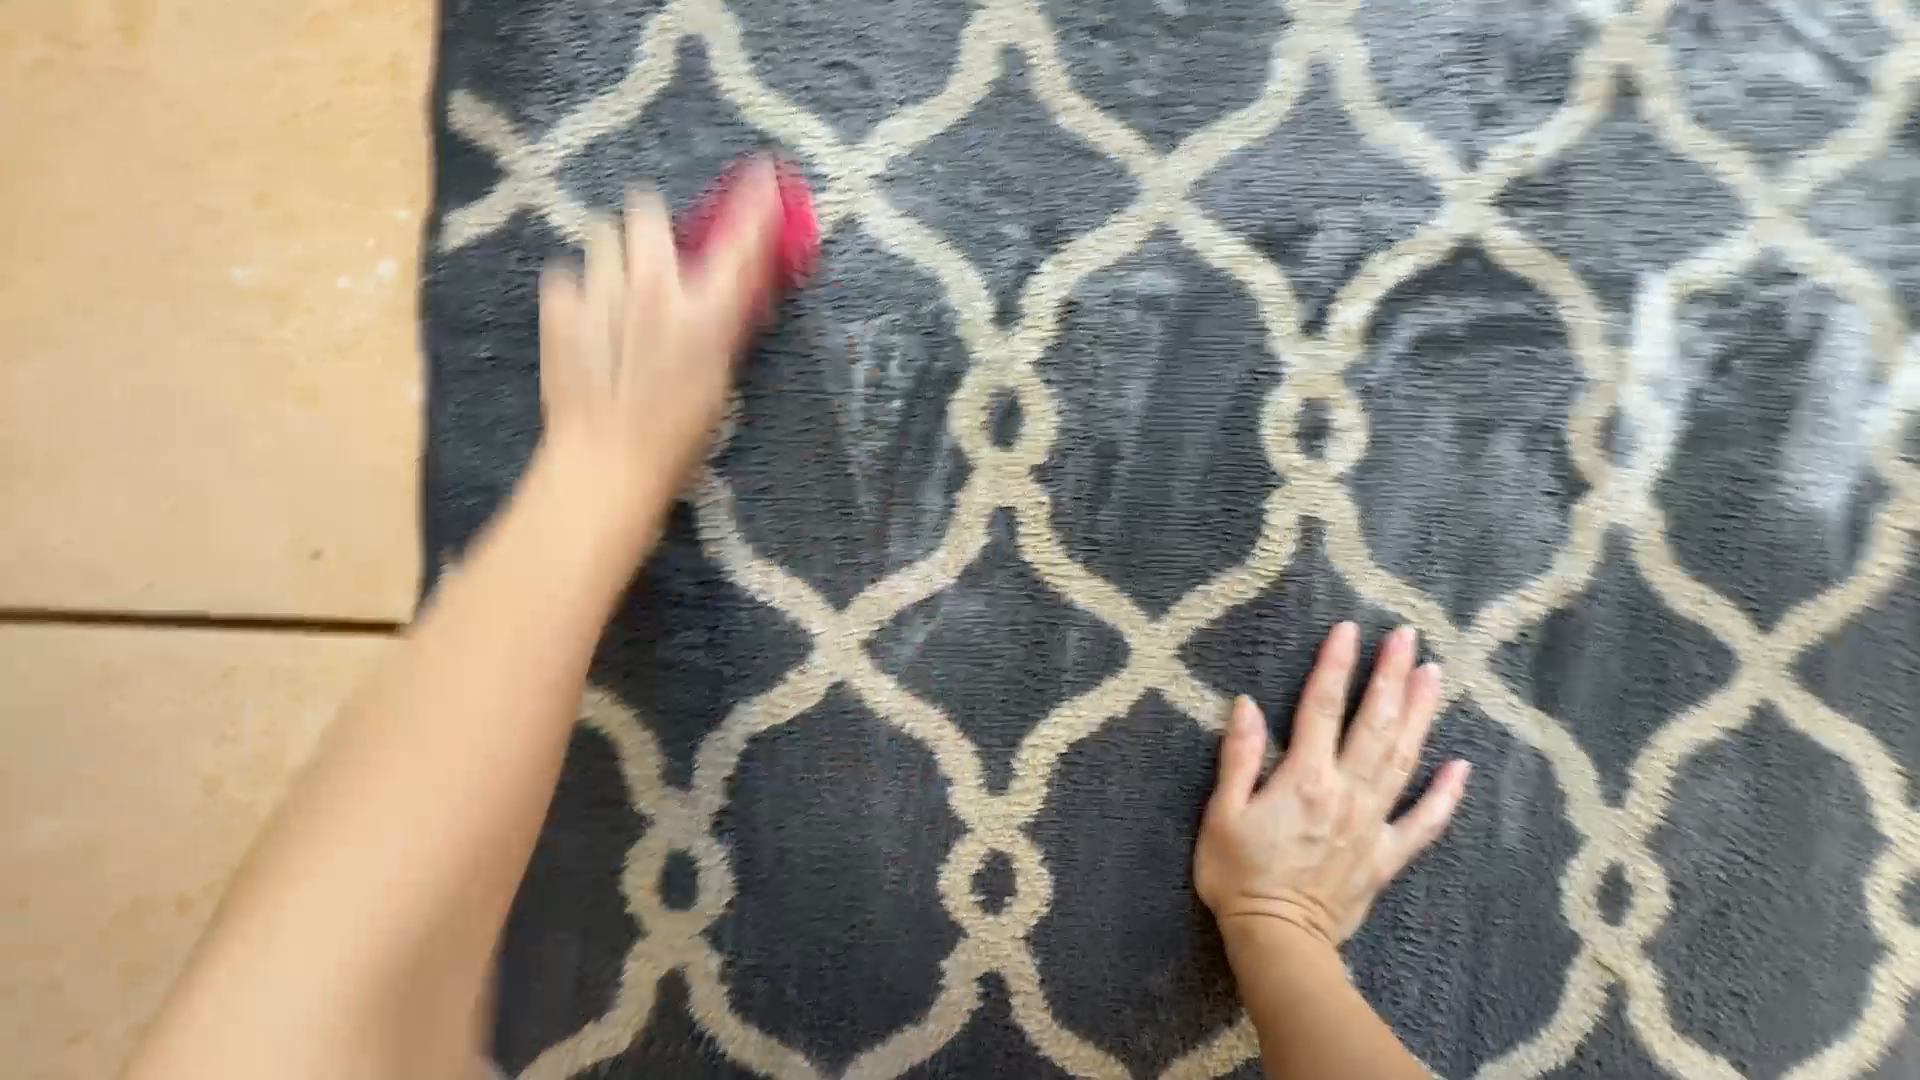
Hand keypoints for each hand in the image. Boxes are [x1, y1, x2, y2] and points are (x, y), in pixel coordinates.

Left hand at [536, 159, 782, 497]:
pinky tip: (590, 327)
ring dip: (615, 259)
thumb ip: (721, 324)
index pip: (739, 245)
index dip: (755, 209)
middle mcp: (652, 289)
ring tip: (618, 299)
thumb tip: (726, 289)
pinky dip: (581, 293)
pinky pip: (569, 276)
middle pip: (645, 211)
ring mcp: (600, 293)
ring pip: (603, 237)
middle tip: (657, 267)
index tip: (765, 181)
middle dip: (652, 231)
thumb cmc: (677, 435)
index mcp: (702, 313)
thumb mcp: (717, 380)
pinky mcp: (558, 307)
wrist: (607, 462)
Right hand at [1194, 622, 1469, 948]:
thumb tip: (1247, 704)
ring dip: (1421, 714)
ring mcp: (1372, 824)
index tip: (1350, 629)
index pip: (1323, 708)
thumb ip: (1239, 756)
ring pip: (1403, 759)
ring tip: (1434, 675)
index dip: (1337, 665)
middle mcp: (1346, 793)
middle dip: (1391, 677)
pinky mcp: (1386, 855)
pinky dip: (1445, 794)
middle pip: (1375, 724)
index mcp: (1304, 779)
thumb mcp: (1222, 812)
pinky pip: (1424, 821)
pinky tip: (1461, 766)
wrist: (1277, 939)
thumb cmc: (1238, 873)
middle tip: (1409, 636)